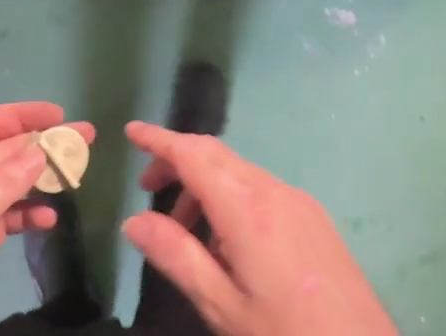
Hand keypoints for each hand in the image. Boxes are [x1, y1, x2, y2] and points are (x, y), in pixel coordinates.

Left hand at [0, 103, 95, 335]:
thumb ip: (0, 188)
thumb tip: (40, 150)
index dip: (22, 115)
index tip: (59, 115)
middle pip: (6, 153)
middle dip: (42, 144)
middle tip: (85, 142)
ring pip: (12, 185)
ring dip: (41, 179)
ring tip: (76, 178)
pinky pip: (9, 218)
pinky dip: (30, 215)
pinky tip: (50, 220)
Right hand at [122, 121, 396, 335]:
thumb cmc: (285, 332)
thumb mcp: (221, 305)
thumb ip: (175, 257)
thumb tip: (134, 221)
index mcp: (246, 208)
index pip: (193, 154)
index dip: (159, 139)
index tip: (131, 131)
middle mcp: (273, 190)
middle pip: (215, 155)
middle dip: (177, 162)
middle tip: (147, 190)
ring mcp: (298, 201)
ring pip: (238, 173)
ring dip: (204, 187)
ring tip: (184, 236)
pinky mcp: (313, 217)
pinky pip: (261, 191)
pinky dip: (231, 200)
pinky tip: (226, 246)